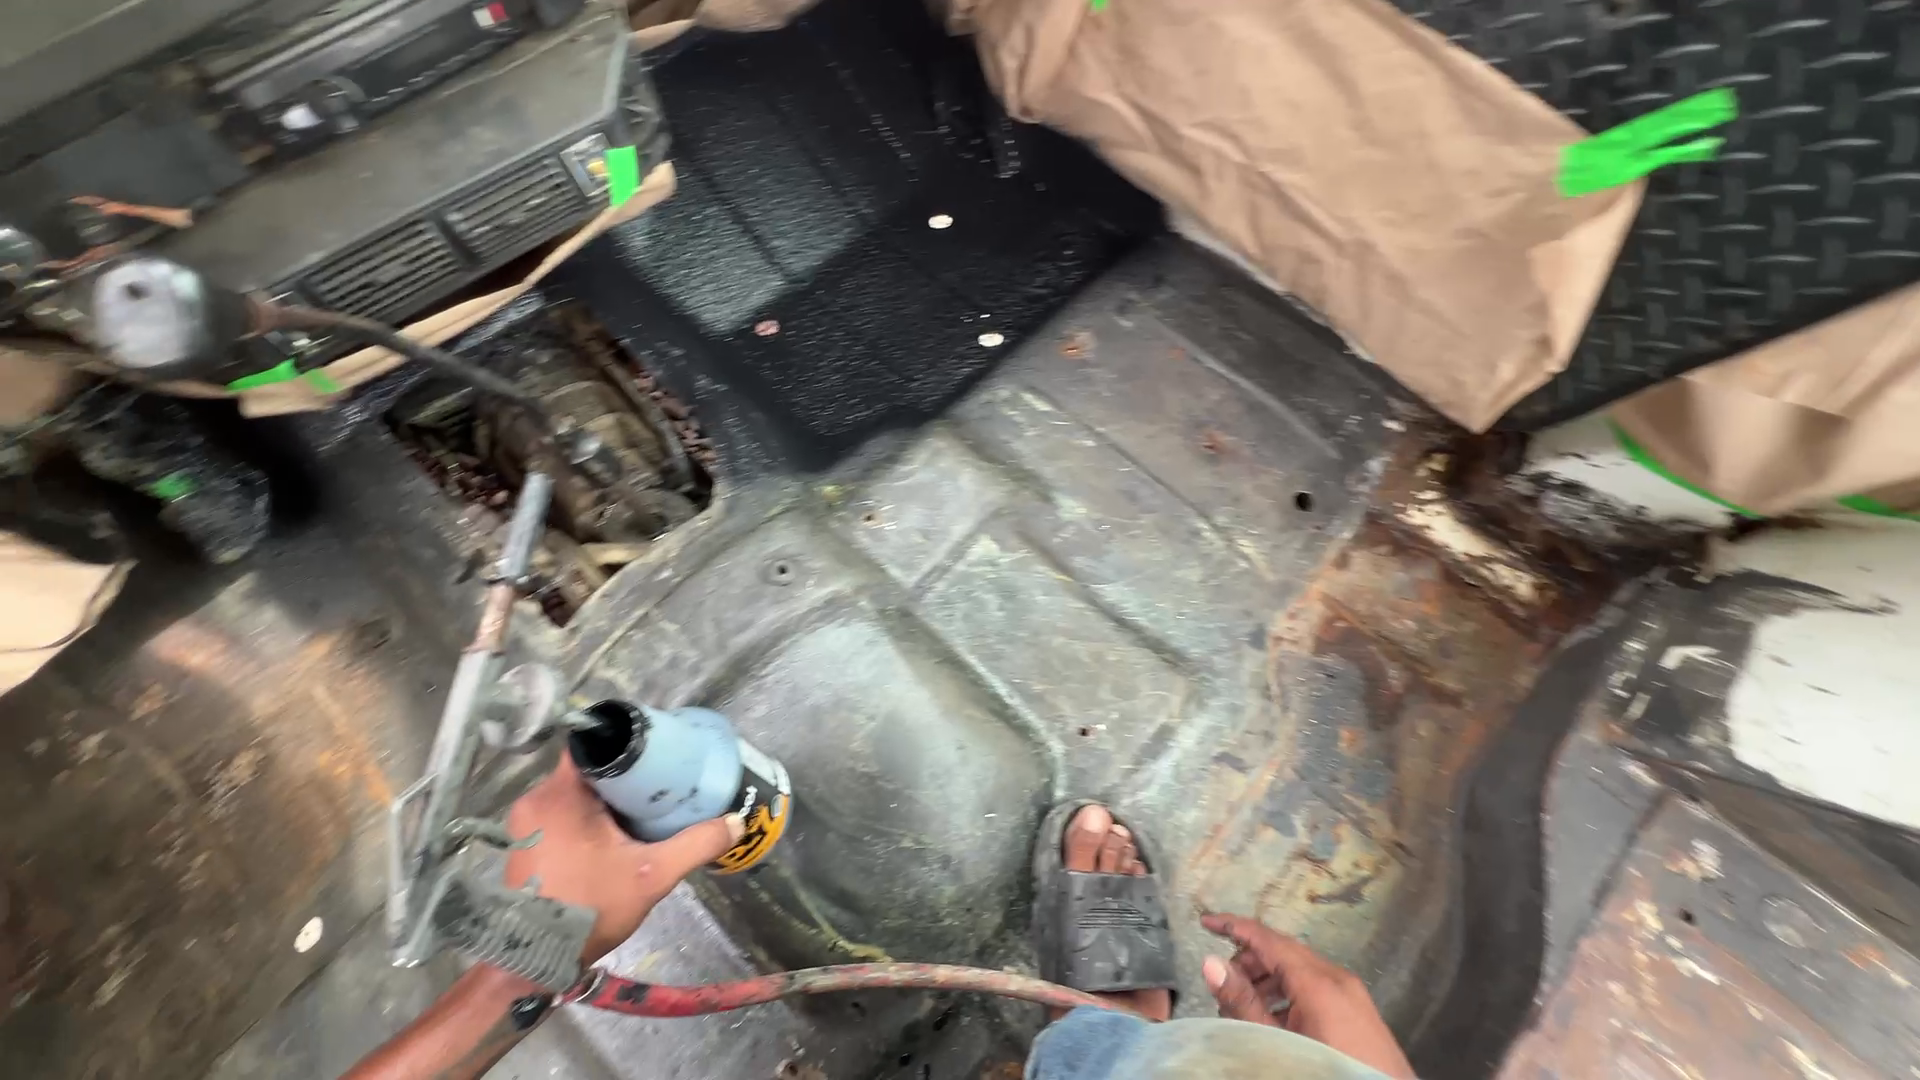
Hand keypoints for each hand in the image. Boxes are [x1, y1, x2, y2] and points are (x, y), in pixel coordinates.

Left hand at [504, 756, 742, 963]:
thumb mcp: (652, 875)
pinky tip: (618, 829)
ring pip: (576, 791)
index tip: (657, 750)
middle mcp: (535, 800)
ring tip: (645, 802)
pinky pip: (563, 812)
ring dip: (607, 796)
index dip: (626, 741)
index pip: (592, 744)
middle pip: (588, 768)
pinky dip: (589, 814)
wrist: (534, 964)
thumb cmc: (589, 908)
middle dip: (623, 773)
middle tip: (661, 779)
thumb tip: (736, 822)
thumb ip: (696, 844)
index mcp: (559, 794)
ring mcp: (526, 823)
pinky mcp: (526, 844)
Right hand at [1200, 913, 1414, 1079]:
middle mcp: (1336, 977)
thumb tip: (1209, 962)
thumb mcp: (1277, 1044)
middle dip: (1248, 959)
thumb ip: (1243, 1003)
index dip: (1233, 926)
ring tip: (1243, 1006)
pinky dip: (1289, 992)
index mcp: (1317, 980)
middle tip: (1222, 982)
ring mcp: (1352, 995)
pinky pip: (1316, 986)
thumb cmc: (1325, 1074)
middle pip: (1283, 951)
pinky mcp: (1359, 1013)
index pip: (1266, 937)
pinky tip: (1275, 1020)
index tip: (1204, 922)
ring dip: (1268, 978)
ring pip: (1299, 969)